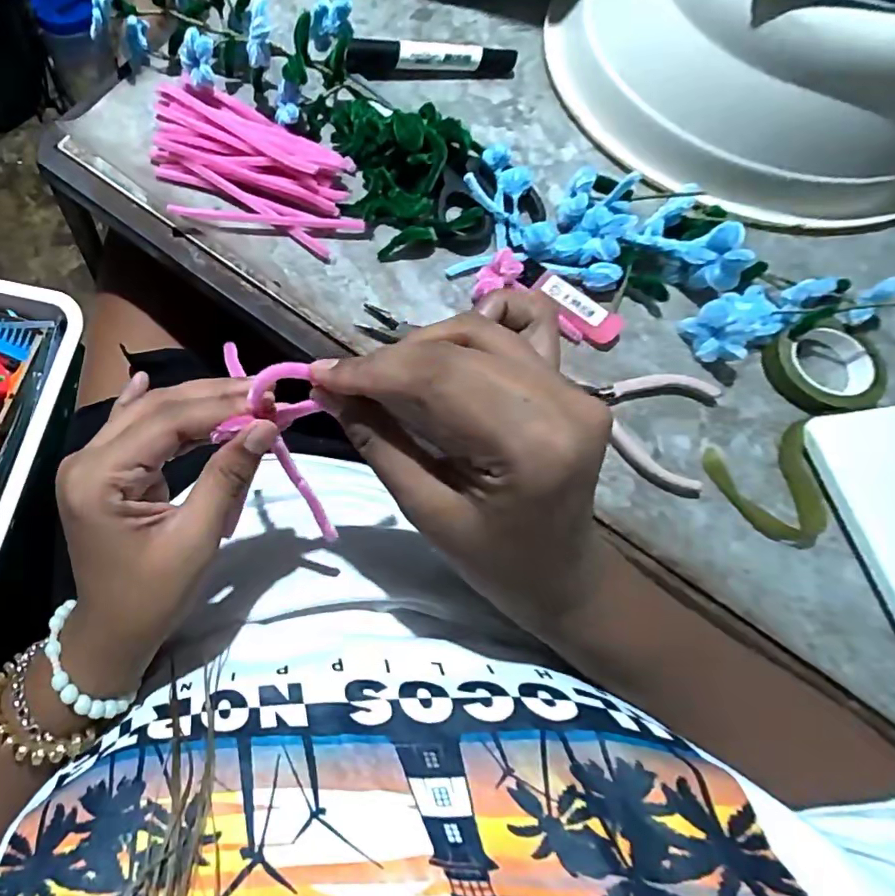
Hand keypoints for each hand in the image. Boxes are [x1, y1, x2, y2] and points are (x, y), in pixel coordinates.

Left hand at [55, 374, 277, 695]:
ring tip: (245, 396)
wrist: (113, 634)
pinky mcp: (101, 472)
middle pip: (156, 410)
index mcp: (98, 477)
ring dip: (196, 404)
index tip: (268, 400)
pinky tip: (148, 379)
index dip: (221, 406)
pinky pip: (131, 430)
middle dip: (213, 398)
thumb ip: (227, 477)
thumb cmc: (153, 597)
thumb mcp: (195, 540)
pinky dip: (153, 411)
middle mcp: (86, 460)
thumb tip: (265, 427)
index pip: (167, 422)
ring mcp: (89, 464)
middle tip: (264, 394)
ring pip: (148, 416)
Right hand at [309, 289, 614, 631]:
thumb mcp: (426, 513)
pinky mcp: (570, 381)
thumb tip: (329, 390)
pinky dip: (483, 321)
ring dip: (422, 345)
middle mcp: (563, 401)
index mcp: (533, 446)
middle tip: (342, 381)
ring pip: (480, 331)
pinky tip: (449, 346)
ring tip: (386, 377)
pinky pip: (527, 324)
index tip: (321, 375)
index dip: (374, 370)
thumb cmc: (494, 561)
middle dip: (389, 359)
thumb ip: (378, 443)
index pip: (440, 379)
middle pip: (458, 348)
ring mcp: (573, 386)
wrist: (560, 574)